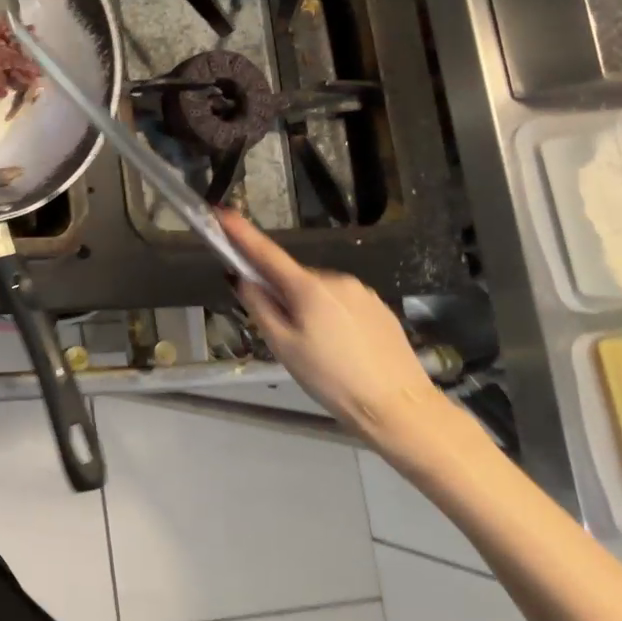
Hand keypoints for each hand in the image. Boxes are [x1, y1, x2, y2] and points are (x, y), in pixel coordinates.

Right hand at [219, 211, 445, 448]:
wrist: (398, 407)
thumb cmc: (330, 377)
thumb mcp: (282, 345)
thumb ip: (259, 306)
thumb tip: (243, 279)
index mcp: (309, 287)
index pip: (267, 254)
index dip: (241, 234)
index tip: (223, 213)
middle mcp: (337, 280)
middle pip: (292, 278)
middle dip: (278, 293)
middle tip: (278, 331)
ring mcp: (363, 293)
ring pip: (317, 292)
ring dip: (305, 308)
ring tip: (312, 348)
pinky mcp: (379, 309)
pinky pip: (340, 304)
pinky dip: (328, 317)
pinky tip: (336, 349)